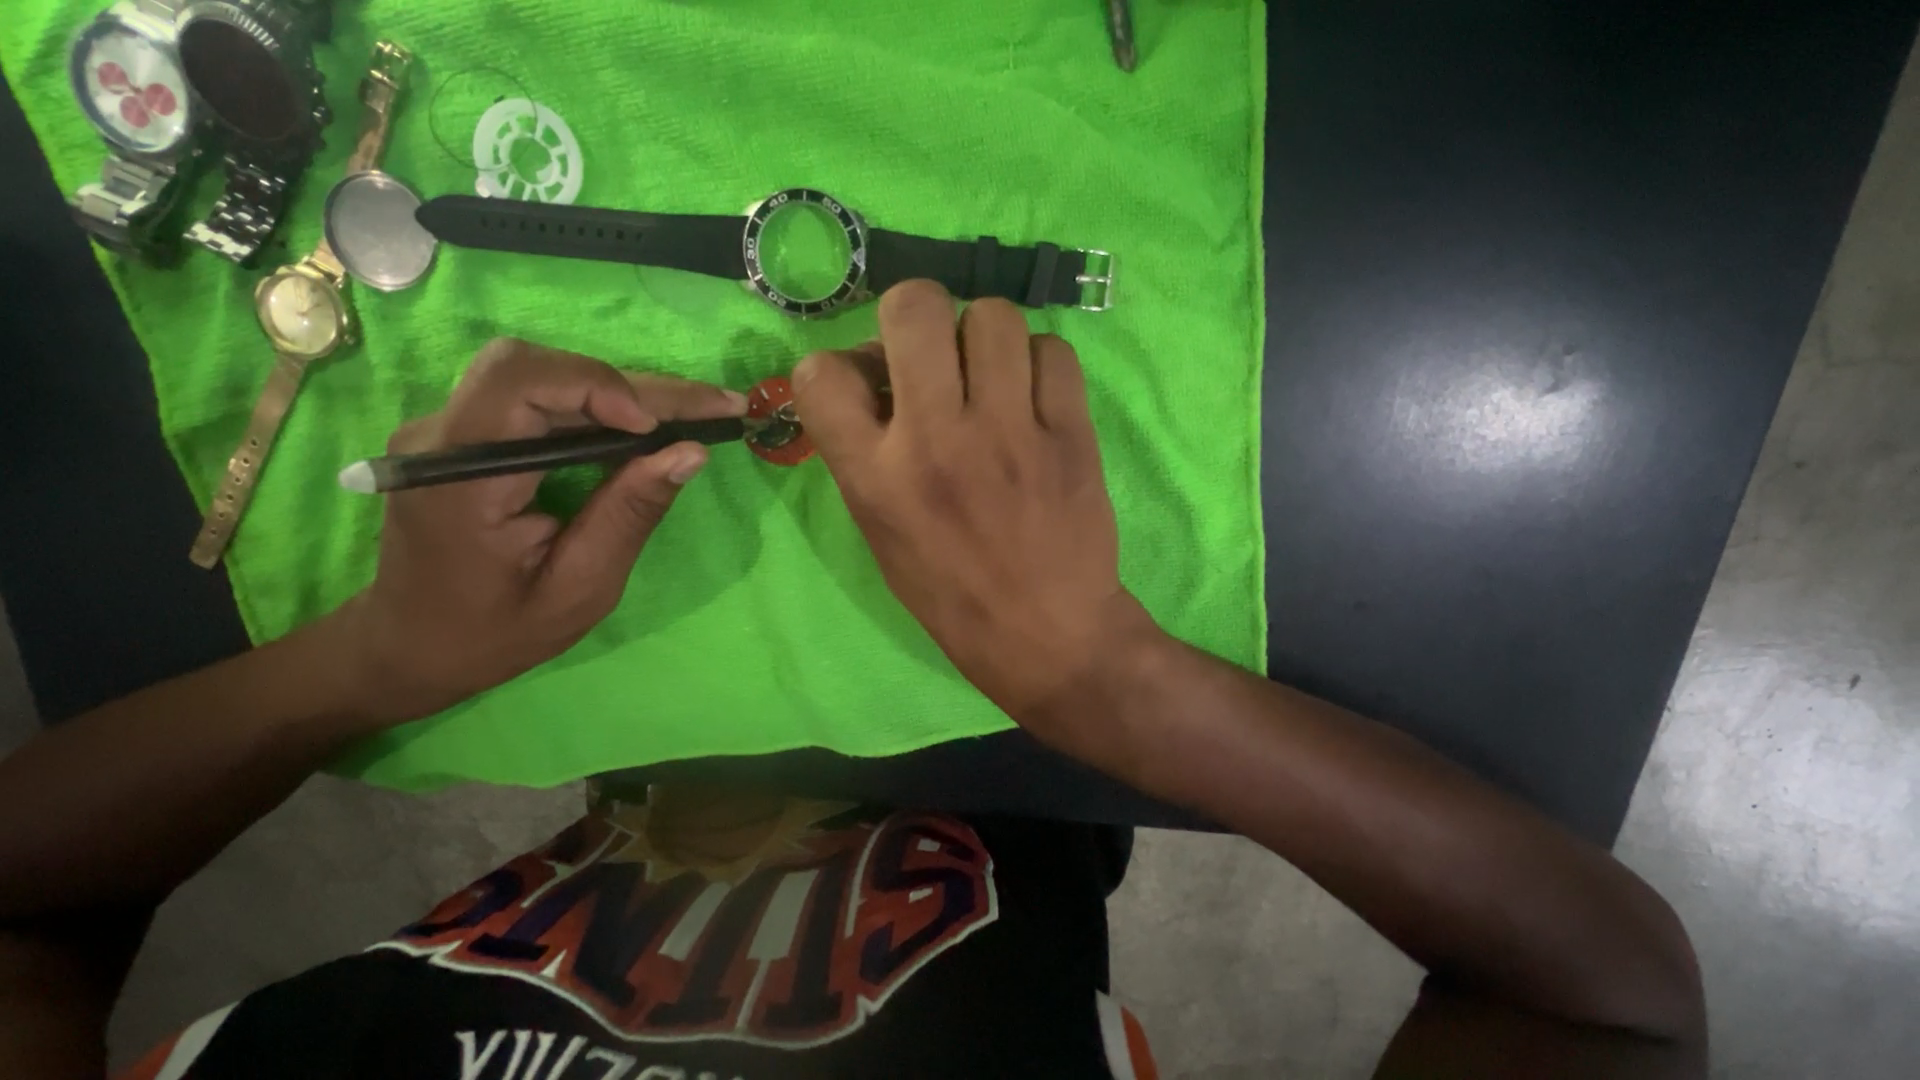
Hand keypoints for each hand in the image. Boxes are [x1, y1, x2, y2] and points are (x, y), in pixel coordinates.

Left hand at [338, 338, 744, 723]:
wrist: (410, 647)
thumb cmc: (493, 634)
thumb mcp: (578, 589)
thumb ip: (628, 516)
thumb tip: (690, 452)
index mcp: (458, 480)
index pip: (518, 385)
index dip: (597, 385)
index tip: (658, 428)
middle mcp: (441, 437)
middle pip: (540, 370)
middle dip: (637, 387)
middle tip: (715, 407)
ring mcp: (448, 430)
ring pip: (543, 376)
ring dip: (623, 393)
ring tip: (693, 416)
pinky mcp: (465, 436)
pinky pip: (537, 399)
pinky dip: (599, 407)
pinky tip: (647, 428)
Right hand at [792, 280, 1157, 720]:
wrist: (1047, 633)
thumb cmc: (951, 593)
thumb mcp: (880, 532)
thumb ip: (864, 451)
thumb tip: (876, 374)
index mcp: (875, 478)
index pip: (820, 371)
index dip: (836, 367)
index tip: (866, 386)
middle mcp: (936, 441)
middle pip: (915, 306)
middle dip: (914, 316)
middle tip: (932, 353)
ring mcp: (1009, 432)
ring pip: (992, 315)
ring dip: (983, 335)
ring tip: (990, 374)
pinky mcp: (1071, 433)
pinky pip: (1053, 349)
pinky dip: (1038, 362)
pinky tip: (1034, 397)